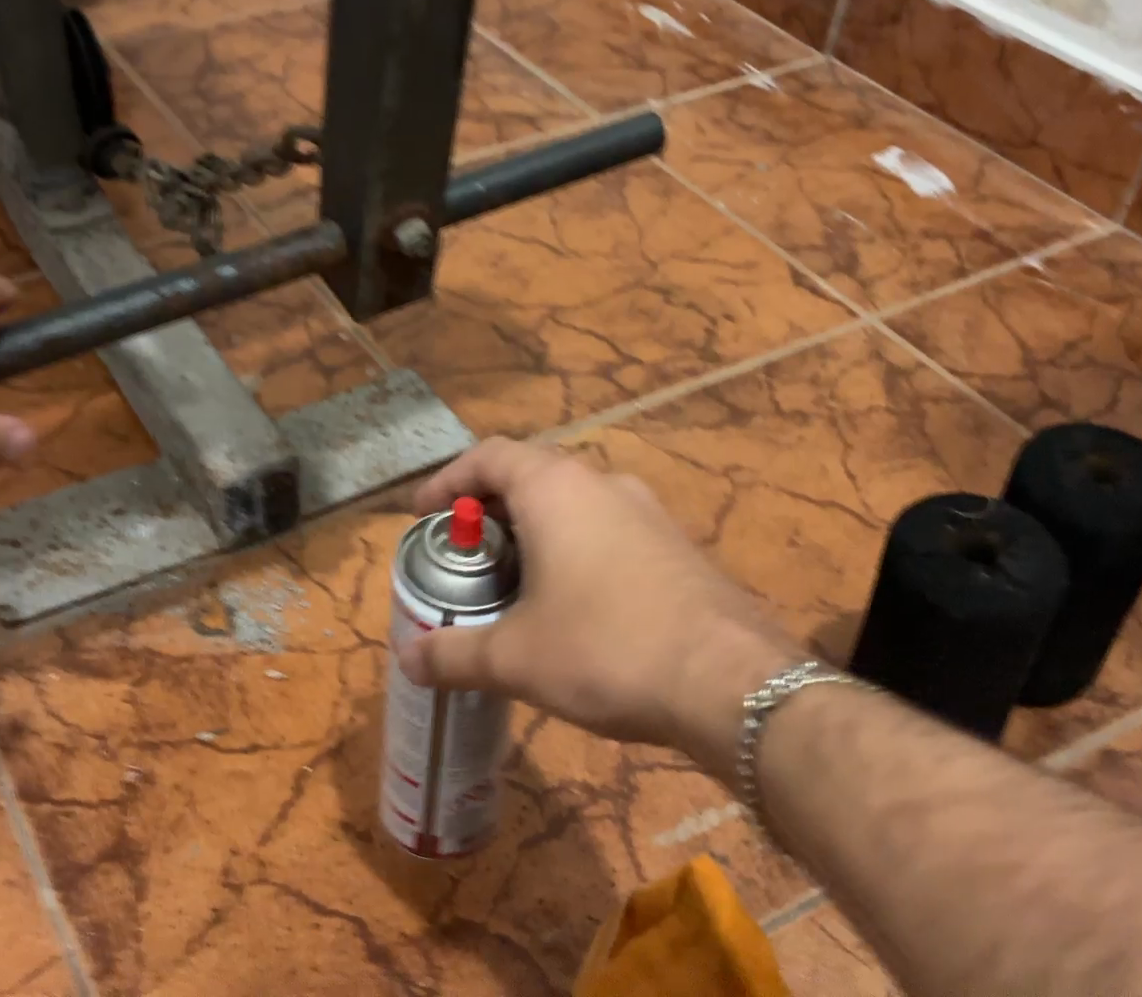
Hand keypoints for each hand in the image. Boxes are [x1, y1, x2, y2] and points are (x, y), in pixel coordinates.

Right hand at [404, 439, 796, 773]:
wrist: (734, 684)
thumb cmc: (606, 649)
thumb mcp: (515, 658)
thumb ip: (454, 654)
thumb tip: (407, 660)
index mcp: (556, 489)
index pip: (489, 457)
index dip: (449, 481)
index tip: (424, 515)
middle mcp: (604, 484)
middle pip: (532, 476)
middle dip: (490, 510)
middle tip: (465, 555)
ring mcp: (650, 513)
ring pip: (575, 506)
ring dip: (536, 533)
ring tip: (513, 583)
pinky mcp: (679, 548)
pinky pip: (610, 533)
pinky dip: (576, 552)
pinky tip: (574, 606)